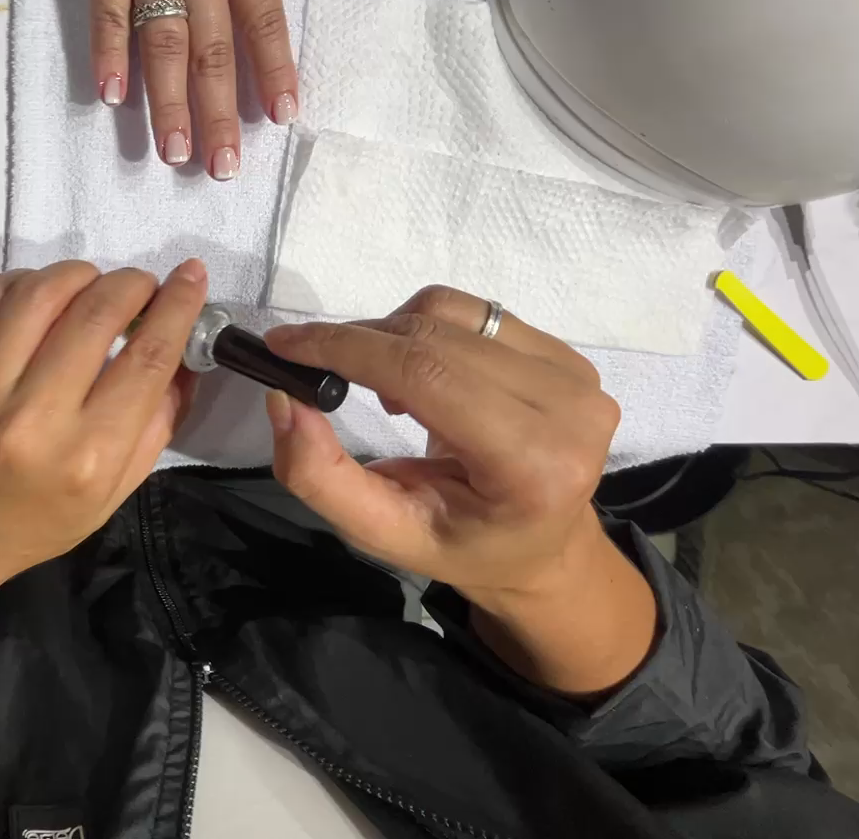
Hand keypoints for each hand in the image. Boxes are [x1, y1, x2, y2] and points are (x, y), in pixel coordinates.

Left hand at [0, 259, 208, 591]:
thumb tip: (184, 348)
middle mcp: (36, 414)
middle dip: (132, 284)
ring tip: (96, 286)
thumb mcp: (119, 490)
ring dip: (81, 273)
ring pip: (41, 292)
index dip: (177, 307)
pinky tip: (47, 295)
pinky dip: (29, 279)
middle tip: (143, 288)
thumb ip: (159, 419)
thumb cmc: (44, 517)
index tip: (191, 276)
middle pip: (96, 313)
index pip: (145, 358)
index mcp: (88, 455)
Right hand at [59, 0, 371, 180]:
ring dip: (168, 102)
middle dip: (219, 111)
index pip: (264, 17)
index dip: (274, 70)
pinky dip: (107, 53)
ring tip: (174, 153)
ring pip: (161, 42)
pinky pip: (105, 11)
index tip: (283, 119)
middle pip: (212, 48)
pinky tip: (111, 97)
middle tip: (224, 167)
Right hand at [263, 286, 655, 694]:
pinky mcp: (567, 355)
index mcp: (532, 464)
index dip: (345, 347)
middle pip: (430, 337)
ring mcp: (575, 376)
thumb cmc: (457, 544)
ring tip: (374, 382)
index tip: (282, 344)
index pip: (424, 374)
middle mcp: (569, 410)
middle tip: (308, 363)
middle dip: (352, 339)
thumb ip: (319, 474)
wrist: (540, 546)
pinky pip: (468, 311)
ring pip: (446, 312)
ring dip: (386, 334)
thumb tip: (283, 399)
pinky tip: (417, 371)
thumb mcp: (377, 530)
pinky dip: (420, 327)